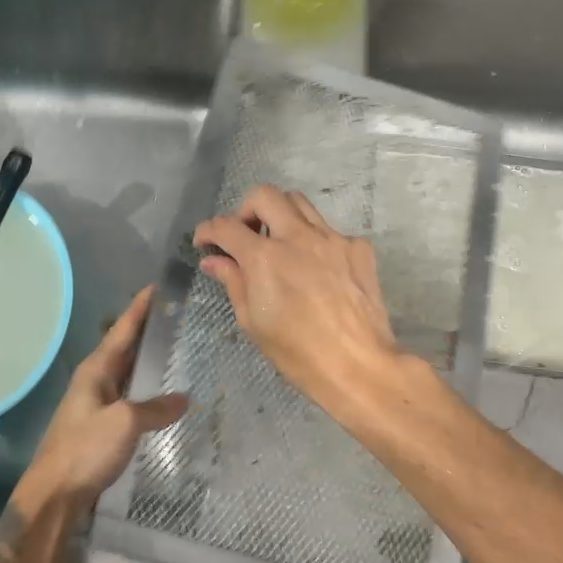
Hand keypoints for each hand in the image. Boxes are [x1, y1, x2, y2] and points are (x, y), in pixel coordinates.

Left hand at [17, 286, 188, 510]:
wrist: (55, 494)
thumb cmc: (85, 450)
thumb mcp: (125, 424)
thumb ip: (155, 408)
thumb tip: (184, 398)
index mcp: (96, 370)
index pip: (123, 330)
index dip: (140, 309)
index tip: (157, 287)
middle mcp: (94, 380)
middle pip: (124, 348)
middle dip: (147, 330)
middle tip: (176, 315)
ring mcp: (95, 404)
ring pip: (125, 372)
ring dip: (145, 359)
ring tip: (174, 348)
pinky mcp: (100, 426)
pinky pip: (127, 396)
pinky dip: (144, 388)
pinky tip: (160, 395)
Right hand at [193, 186, 403, 410]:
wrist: (358, 366)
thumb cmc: (297, 352)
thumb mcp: (253, 321)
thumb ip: (233, 282)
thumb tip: (214, 261)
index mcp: (265, 257)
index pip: (226, 227)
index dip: (208, 230)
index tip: (204, 241)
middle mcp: (298, 237)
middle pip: (264, 196)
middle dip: (246, 210)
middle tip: (245, 235)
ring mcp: (332, 238)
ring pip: (299, 203)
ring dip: (281, 215)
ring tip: (278, 243)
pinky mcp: (358, 248)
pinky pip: (330, 230)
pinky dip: (315, 241)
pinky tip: (316, 268)